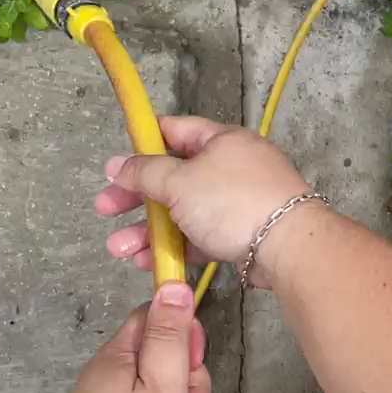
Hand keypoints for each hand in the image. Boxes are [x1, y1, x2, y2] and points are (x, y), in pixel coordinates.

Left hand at [41, 283, 210, 392]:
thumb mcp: (166, 385)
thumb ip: (172, 335)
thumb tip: (173, 284)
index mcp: (116, 356)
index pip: (154, 317)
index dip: (183, 334)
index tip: (193, 364)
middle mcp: (109, 375)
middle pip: (164, 356)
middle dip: (189, 383)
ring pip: (165, 390)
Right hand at [94, 115, 312, 289]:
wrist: (286, 245)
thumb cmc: (233, 202)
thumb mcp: (179, 181)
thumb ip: (145, 172)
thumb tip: (117, 164)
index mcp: (222, 141)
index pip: (176, 131)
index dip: (143, 144)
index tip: (116, 163)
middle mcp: (232, 167)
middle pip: (175, 177)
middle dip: (137, 197)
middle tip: (105, 210)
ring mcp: (239, 202)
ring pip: (185, 211)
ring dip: (149, 229)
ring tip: (119, 249)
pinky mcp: (242, 234)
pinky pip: (201, 236)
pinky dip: (176, 246)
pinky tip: (148, 261)